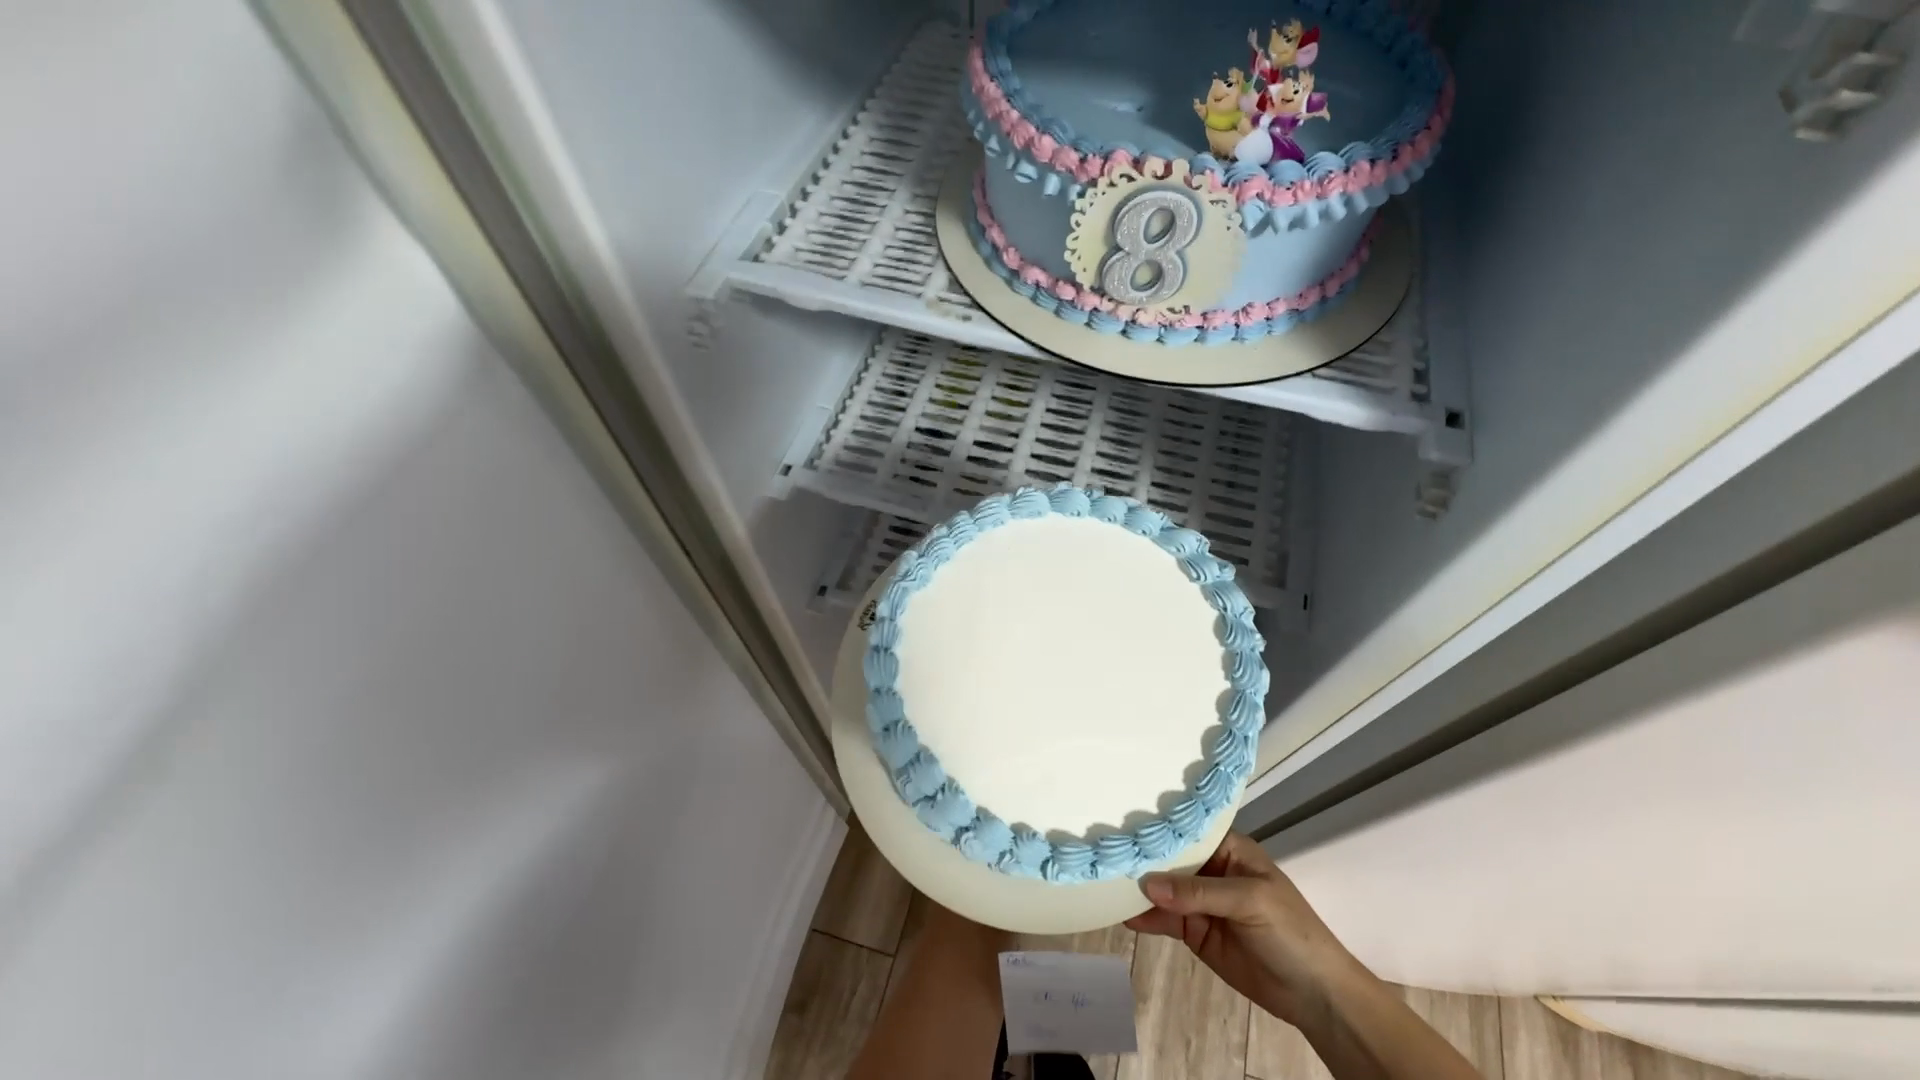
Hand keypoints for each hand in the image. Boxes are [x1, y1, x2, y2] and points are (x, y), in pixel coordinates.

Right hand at [1126, 832, 1363, 1026]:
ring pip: (1162, 890)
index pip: (1190, 831)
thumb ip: (1198, 892)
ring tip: (1103, 882)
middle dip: (1142, 857)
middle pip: (1170, 860)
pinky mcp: (1194, 932)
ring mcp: (1201, 903)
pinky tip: (1121, 914)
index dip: (1160, 827)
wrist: (1313, 993)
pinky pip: (1164, 920)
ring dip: (1138, 889)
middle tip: (1104, 852)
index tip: (1122, 818)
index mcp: (1230, 850)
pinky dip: (1144, 917)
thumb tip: (1147, 883)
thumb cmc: (1290, 931)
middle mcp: (1211, 870)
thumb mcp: (1249, 900)